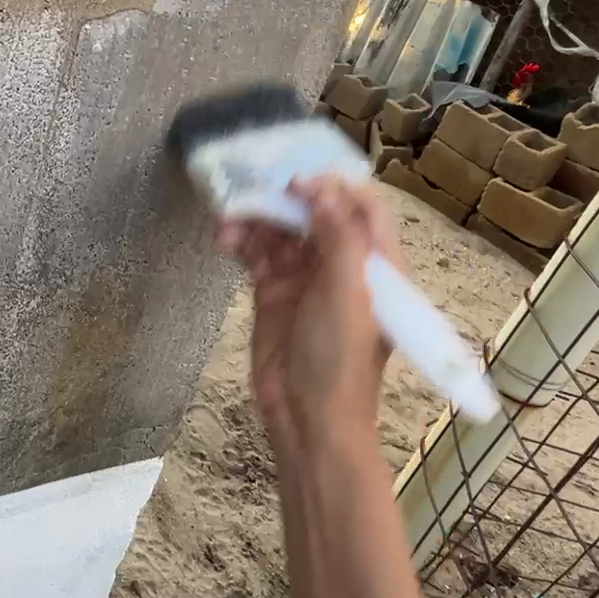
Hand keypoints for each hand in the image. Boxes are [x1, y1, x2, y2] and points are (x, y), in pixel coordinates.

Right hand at [216, 175, 399, 450]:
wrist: (308, 419)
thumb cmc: (340, 361)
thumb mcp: (347, 294)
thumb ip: (337, 237)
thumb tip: (318, 187)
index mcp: (374, 263)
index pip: (362, 208)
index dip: (333, 187)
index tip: (297, 178)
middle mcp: (340, 264)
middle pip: (312, 214)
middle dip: (282, 198)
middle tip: (250, 188)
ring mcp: (303, 278)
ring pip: (279, 231)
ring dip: (254, 219)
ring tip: (228, 220)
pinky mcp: (272, 292)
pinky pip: (256, 254)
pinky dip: (240, 242)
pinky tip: (224, 240)